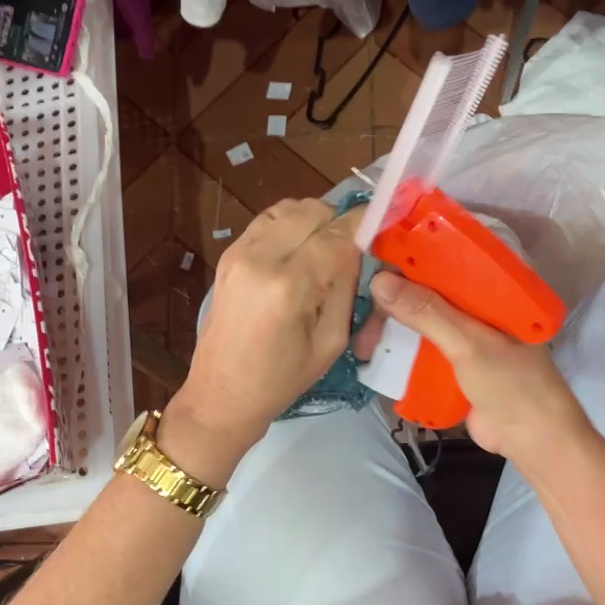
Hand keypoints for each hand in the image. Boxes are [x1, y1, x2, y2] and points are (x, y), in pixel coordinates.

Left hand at [169, 199, 363, 458]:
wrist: (221, 395)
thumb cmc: (280, 381)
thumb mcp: (330, 343)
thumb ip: (346, 288)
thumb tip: (358, 248)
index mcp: (289, 286)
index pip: (337, 234)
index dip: (364, 226)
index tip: (383, 225)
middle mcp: (260, 258)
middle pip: (313, 210)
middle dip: (338, 223)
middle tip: (348, 251)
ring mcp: (238, 252)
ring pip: (289, 208)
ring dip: (313, 222)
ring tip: (321, 253)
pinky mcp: (227, 256)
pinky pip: (267, 222)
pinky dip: (289, 228)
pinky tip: (296, 257)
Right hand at [360, 272, 588, 464]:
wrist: (532, 438)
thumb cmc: (512, 383)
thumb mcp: (467, 343)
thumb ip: (426, 312)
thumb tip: (379, 282)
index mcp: (492, 288)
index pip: (445, 260)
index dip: (409, 259)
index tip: (372, 265)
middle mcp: (477, 306)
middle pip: (424, 294)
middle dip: (391, 308)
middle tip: (364, 330)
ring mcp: (465, 336)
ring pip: (419, 323)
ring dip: (391, 333)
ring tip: (364, 350)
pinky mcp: (454, 363)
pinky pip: (421, 350)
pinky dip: (401, 353)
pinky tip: (376, 361)